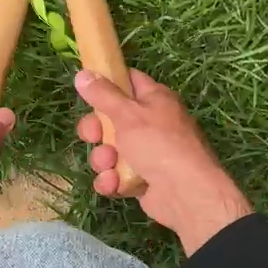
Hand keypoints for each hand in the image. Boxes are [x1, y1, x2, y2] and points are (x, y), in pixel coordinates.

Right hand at [75, 69, 252, 254]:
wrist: (186, 193)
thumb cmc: (158, 144)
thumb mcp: (127, 114)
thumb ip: (102, 94)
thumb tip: (82, 74)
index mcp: (155, 99)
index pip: (128, 80)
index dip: (107, 82)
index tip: (86, 89)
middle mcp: (152, 123)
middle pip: (111, 119)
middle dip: (96, 131)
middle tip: (92, 137)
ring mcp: (147, 152)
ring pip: (111, 150)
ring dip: (103, 159)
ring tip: (109, 165)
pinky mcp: (141, 178)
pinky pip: (116, 175)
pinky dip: (112, 180)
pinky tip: (113, 184)